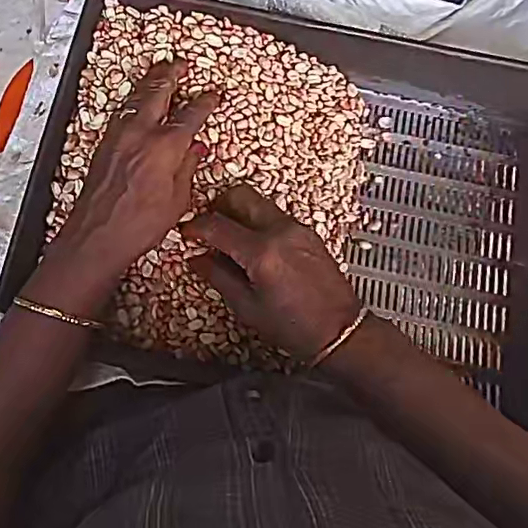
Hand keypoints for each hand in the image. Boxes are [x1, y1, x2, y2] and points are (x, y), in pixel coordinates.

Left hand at [49, 59, 218, 276]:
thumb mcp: (177, 200)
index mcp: (164, 146)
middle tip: (181, 64)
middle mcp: (139, 134)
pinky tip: (138, 102)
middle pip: (158, 91)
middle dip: (171, 74)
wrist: (97, 235)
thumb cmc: (137, 225)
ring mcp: (118, 136)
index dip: (205, 102)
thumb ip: (187, 168)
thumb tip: (195, 149)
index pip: (191, 114)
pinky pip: (123, 111)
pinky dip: (134, 100)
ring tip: (160, 73)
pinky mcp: (104, 144)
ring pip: (136, 97)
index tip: (213, 96)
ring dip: (151, 82)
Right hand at [181, 185, 365, 361]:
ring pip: (258, 203)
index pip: (217, 225)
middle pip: (239, 195)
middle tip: (207, 228)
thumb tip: (197, 259)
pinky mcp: (308, 233)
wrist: (340, 331)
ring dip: (238, 214)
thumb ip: (218, 276)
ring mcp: (297, 229)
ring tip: (229, 242)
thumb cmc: (296, 327)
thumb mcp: (247, 307)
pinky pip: (274, 216)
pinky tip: (253, 249)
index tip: (186, 233)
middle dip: (217, 207)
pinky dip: (257, 223)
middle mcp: (281, 232)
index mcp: (262, 252)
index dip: (195, 227)